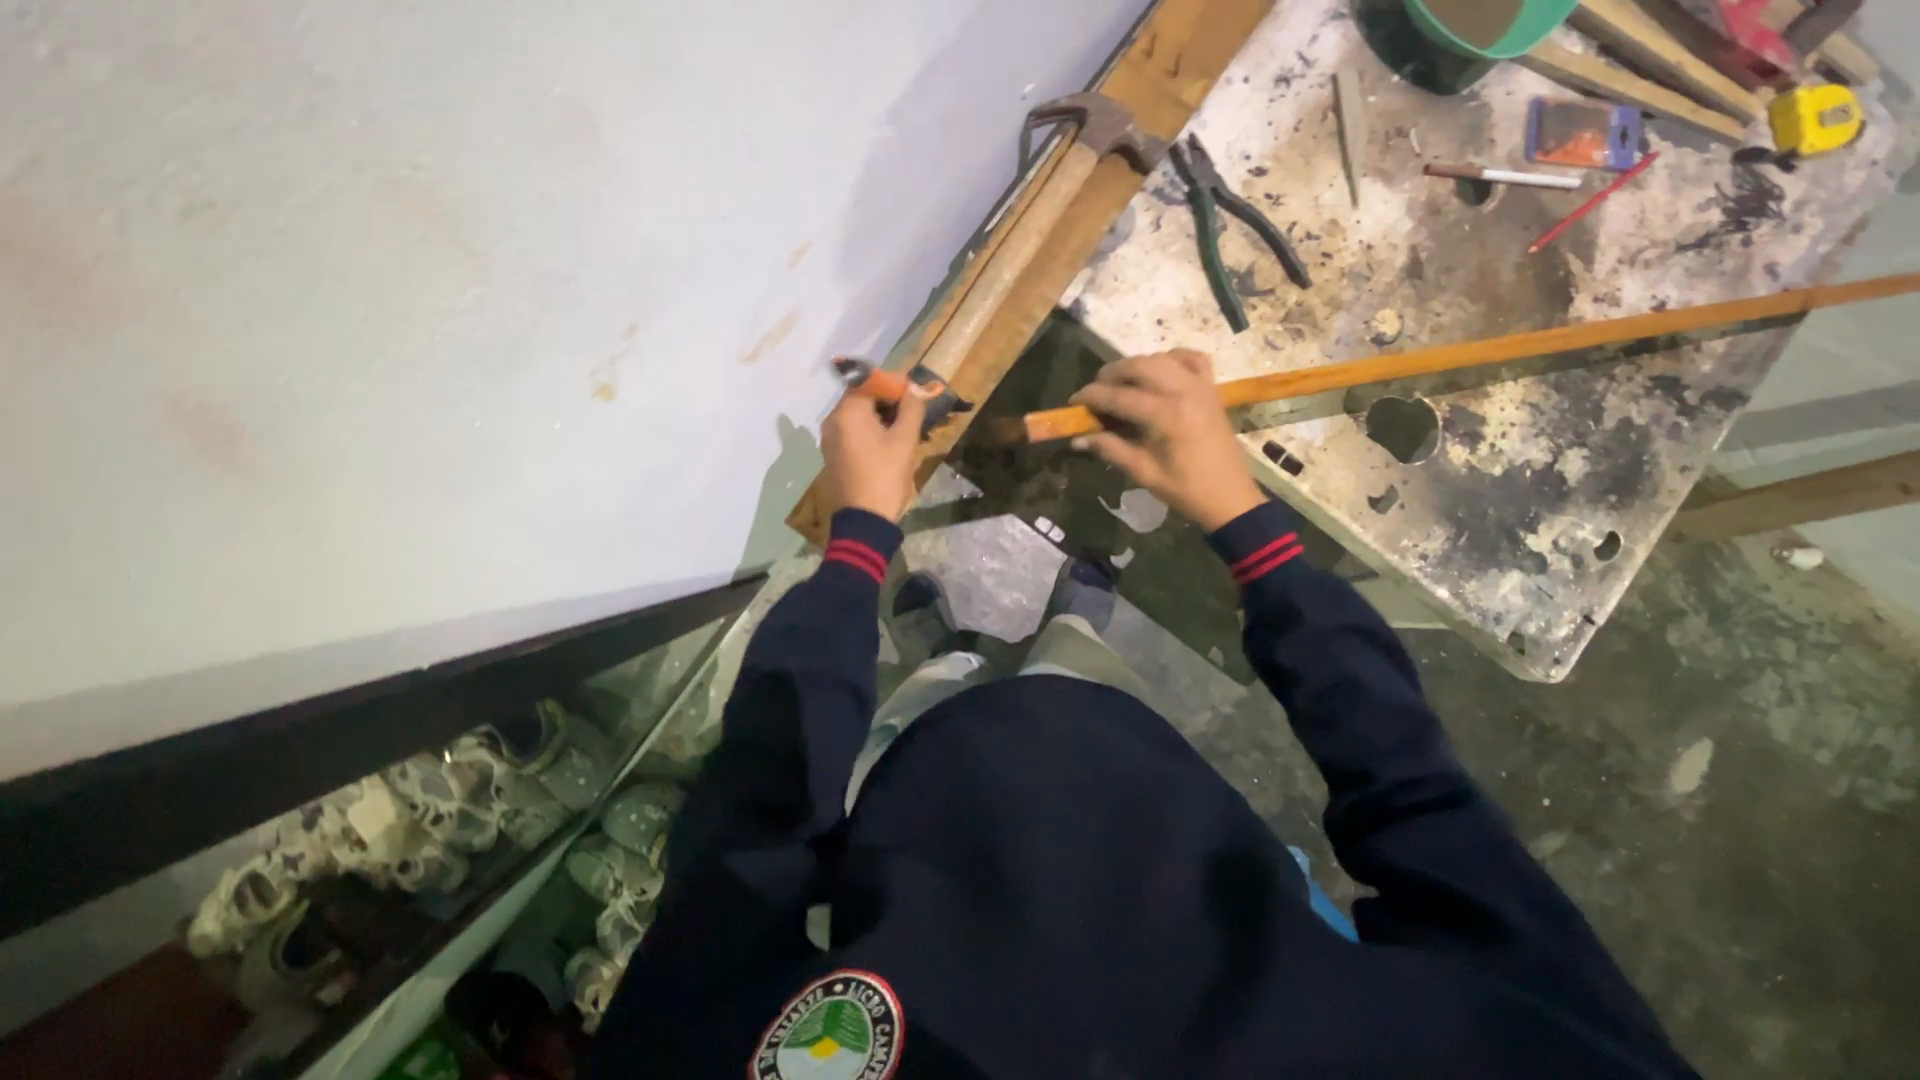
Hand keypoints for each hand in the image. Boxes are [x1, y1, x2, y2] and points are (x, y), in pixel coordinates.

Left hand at [820, 387, 926, 522]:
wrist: (864, 521)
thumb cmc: (885, 476)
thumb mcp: (904, 440)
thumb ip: (911, 409)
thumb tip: (915, 389)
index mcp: (847, 413)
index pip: (868, 381)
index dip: (893, 383)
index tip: (914, 393)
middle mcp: (832, 421)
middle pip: (861, 398)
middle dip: (888, 400)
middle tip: (913, 411)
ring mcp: (830, 440)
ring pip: (858, 417)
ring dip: (881, 417)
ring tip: (906, 429)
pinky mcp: (833, 456)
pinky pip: (853, 433)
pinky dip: (871, 431)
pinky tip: (889, 444)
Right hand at [1069, 349, 1265, 530]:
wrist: (1229, 497)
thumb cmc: (1185, 489)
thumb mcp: (1144, 472)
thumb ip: (1110, 449)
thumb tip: (1078, 439)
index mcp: (1165, 415)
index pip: (1119, 396)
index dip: (1092, 396)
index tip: (1074, 401)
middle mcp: (1183, 391)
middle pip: (1139, 365)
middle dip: (1111, 374)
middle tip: (1096, 390)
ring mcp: (1200, 386)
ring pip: (1161, 358)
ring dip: (1137, 365)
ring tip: (1122, 383)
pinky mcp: (1212, 389)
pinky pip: (1192, 359)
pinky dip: (1172, 359)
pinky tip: (1160, 371)